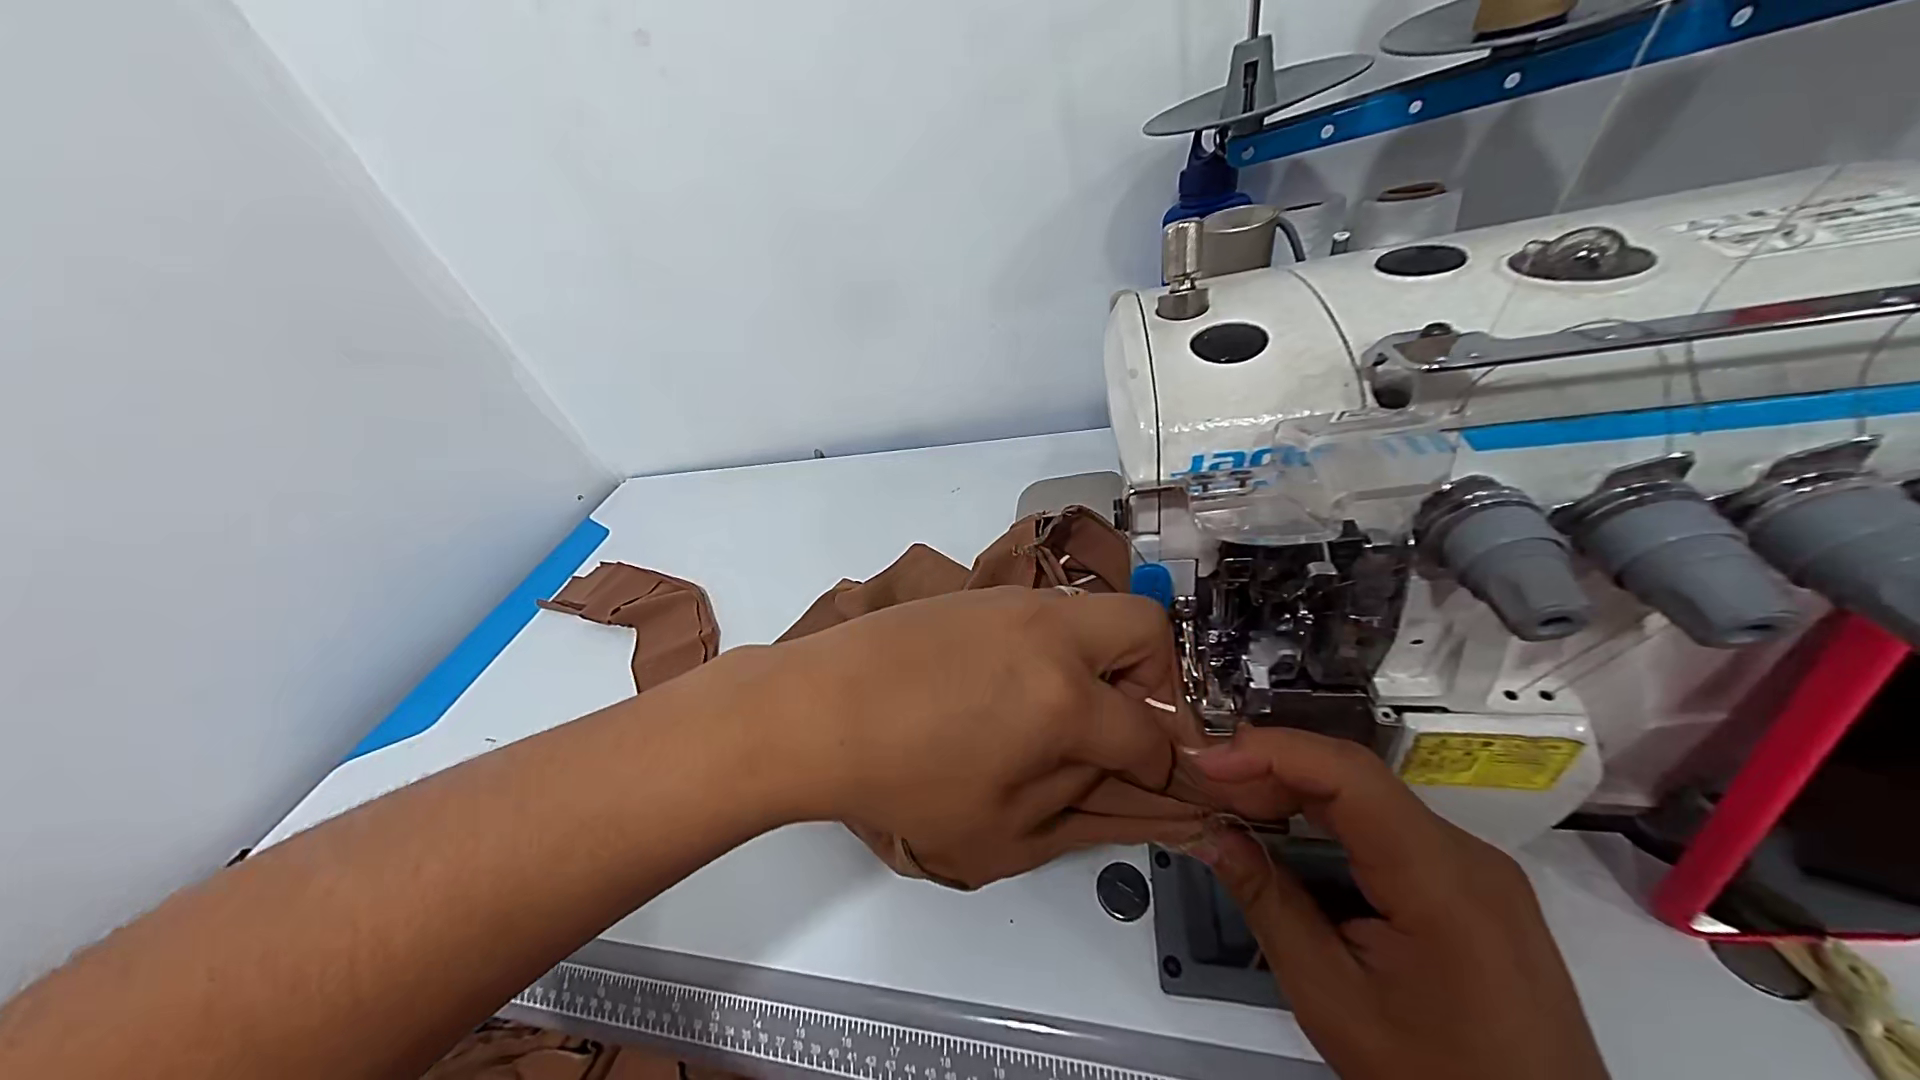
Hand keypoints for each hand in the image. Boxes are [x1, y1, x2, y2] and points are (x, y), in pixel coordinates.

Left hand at [707, 586, 1206, 887]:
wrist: (815, 713)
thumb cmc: (902, 784)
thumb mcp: (999, 831)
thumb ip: (1085, 813)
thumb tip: (1143, 798)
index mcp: (1062, 699)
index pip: (1150, 731)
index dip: (1166, 765)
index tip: (1159, 778)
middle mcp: (1049, 633)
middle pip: (1149, 629)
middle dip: (1159, 678)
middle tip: (1125, 720)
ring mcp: (1012, 603)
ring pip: (1097, 611)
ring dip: (1105, 655)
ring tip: (1064, 704)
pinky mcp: (980, 594)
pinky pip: (1046, 610)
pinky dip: (1057, 642)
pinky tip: (1012, 682)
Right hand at [1188, 728, 1610, 1079]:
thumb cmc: (1438, 1079)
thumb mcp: (1332, 999)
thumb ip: (1268, 905)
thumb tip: (1213, 835)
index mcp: (1442, 882)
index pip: (1349, 776)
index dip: (1271, 751)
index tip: (1209, 759)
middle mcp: (1467, 855)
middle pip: (1353, 778)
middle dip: (1271, 770)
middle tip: (1206, 784)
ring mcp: (1473, 865)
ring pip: (1365, 796)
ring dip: (1293, 793)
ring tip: (1233, 807)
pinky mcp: (1467, 880)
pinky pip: (1384, 824)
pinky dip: (1324, 819)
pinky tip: (1286, 835)